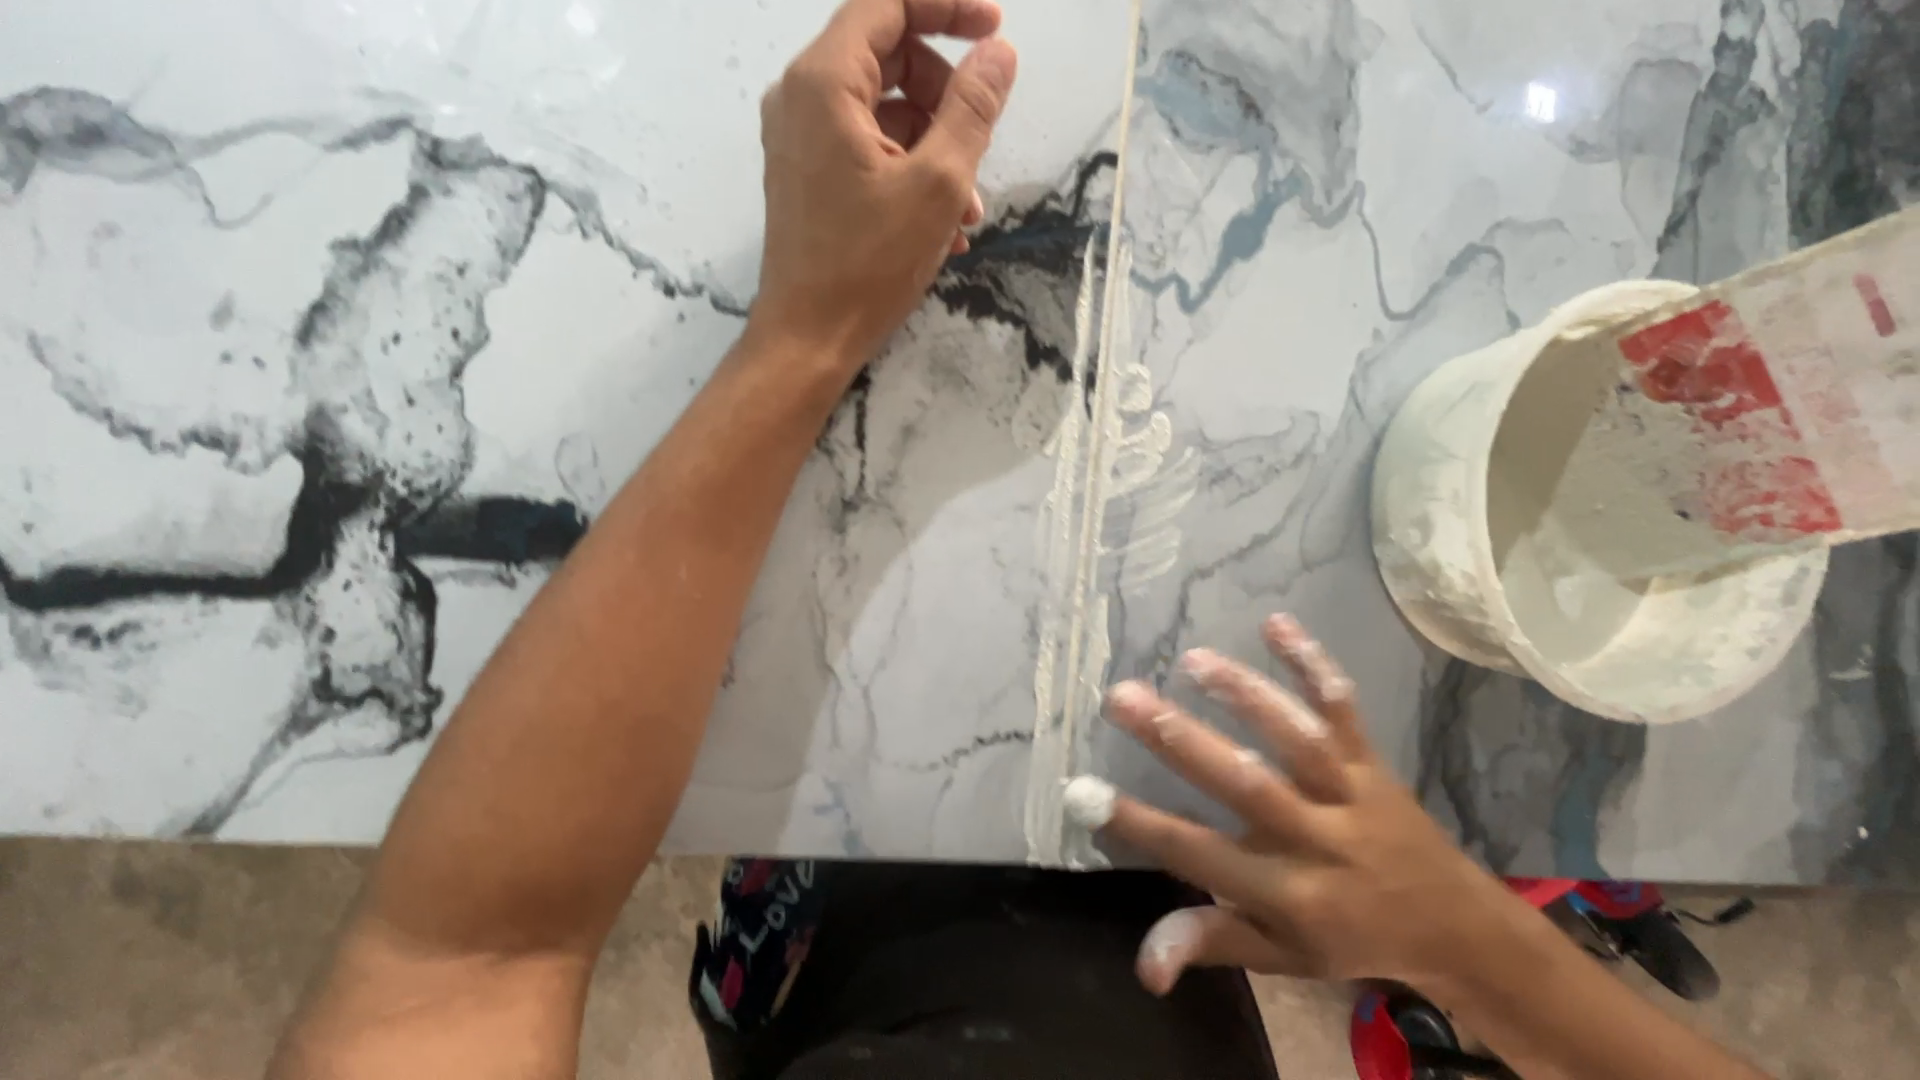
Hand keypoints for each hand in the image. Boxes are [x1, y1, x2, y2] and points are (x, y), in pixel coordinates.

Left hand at [751, 0, 1018, 370]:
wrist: (809, 338)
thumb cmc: (869, 264)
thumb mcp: (937, 183)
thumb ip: (972, 109)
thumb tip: (999, 54)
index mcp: (824, 83)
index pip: (887, 5)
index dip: (947, 8)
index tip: (994, 29)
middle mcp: (801, 98)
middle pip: (888, 57)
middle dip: (946, 95)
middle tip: (981, 141)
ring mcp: (800, 139)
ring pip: (883, 110)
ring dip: (936, 146)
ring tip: (967, 208)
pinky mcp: (808, 176)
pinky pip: (867, 148)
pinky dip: (909, 170)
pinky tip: (942, 223)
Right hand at [1067, 615, 1518, 995]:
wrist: (1456, 925)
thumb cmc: (1349, 937)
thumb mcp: (1280, 956)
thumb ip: (1211, 943)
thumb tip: (1143, 967)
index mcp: (1287, 893)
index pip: (1199, 856)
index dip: (1138, 825)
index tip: (1081, 794)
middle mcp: (1316, 837)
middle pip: (1244, 784)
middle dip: (1178, 739)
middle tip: (1120, 698)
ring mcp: (1349, 793)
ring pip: (1296, 738)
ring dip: (1245, 695)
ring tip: (1192, 660)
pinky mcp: (1371, 761)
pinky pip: (1344, 709)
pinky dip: (1313, 664)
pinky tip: (1275, 622)